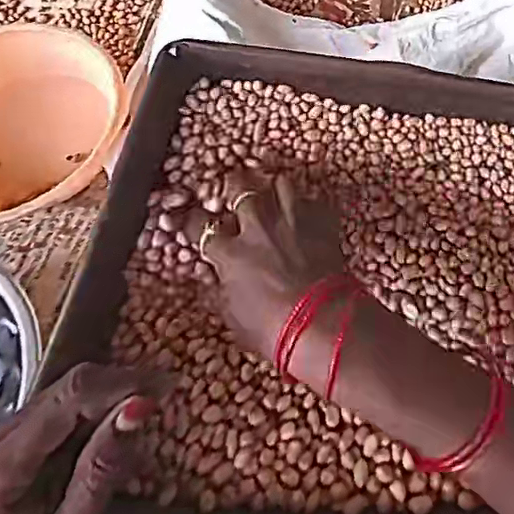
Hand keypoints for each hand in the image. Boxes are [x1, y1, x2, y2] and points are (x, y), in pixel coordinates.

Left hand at [0, 363, 163, 513]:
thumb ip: (95, 483)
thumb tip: (137, 409)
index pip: (61, 401)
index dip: (117, 383)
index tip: (162, 385)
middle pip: (53, 398)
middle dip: (112, 393)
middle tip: (161, 399)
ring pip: (46, 409)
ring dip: (97, 410)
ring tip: (137, 425)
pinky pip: (36, 432)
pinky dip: (75, 431)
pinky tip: (101, 446)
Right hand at [203, 171, 346, 359]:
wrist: (321, 323)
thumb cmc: (274, 330)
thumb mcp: (234, 317)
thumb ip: (221, 291)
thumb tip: (213, 279)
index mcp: (231, 254)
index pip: (201, 227)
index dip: (193, 220)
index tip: (193, 219)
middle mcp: (258, 229)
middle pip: (241, 189)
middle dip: (234, 186)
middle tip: (234, 188)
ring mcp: (291, 222)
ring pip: (279, 184)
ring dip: (273, 187)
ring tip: (272, 191)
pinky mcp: (321, 224)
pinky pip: (313, 200)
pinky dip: (307, 204)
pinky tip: (306, 211)